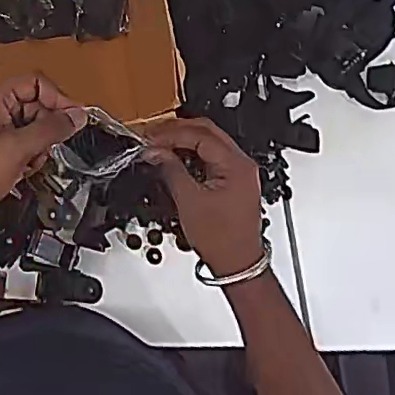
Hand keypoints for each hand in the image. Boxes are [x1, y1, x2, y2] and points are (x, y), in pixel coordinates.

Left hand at [0, 75, 86, 233]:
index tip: (73, 119)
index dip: (57, 99)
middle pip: (34, 104)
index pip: (35, 83)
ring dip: (38, 144)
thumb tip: (77, 116)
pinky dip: (27, 154)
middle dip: (47, 127)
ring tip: (30, 162)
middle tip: (49, 147)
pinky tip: (22, 170)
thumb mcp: (19, 149)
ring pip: (29, 124)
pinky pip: (20, 141)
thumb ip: (51, 128)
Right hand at [142, 118, 265, 277]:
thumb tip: (157, 152)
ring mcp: (240, 170)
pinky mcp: (234, 179)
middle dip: (177, 131)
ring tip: (161, 145)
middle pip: (207, 131)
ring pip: (209, 141)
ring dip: (184, 140)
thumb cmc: (221, 240)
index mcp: (235, 165)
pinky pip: (212, 156)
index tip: (152, 138)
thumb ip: (171, 170)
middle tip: (154, 135)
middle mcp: (242, 163)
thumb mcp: (189, 201)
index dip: (172, 134)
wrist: (238, 264)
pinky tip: (176, 157)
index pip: (200, 134)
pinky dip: (192, 153)